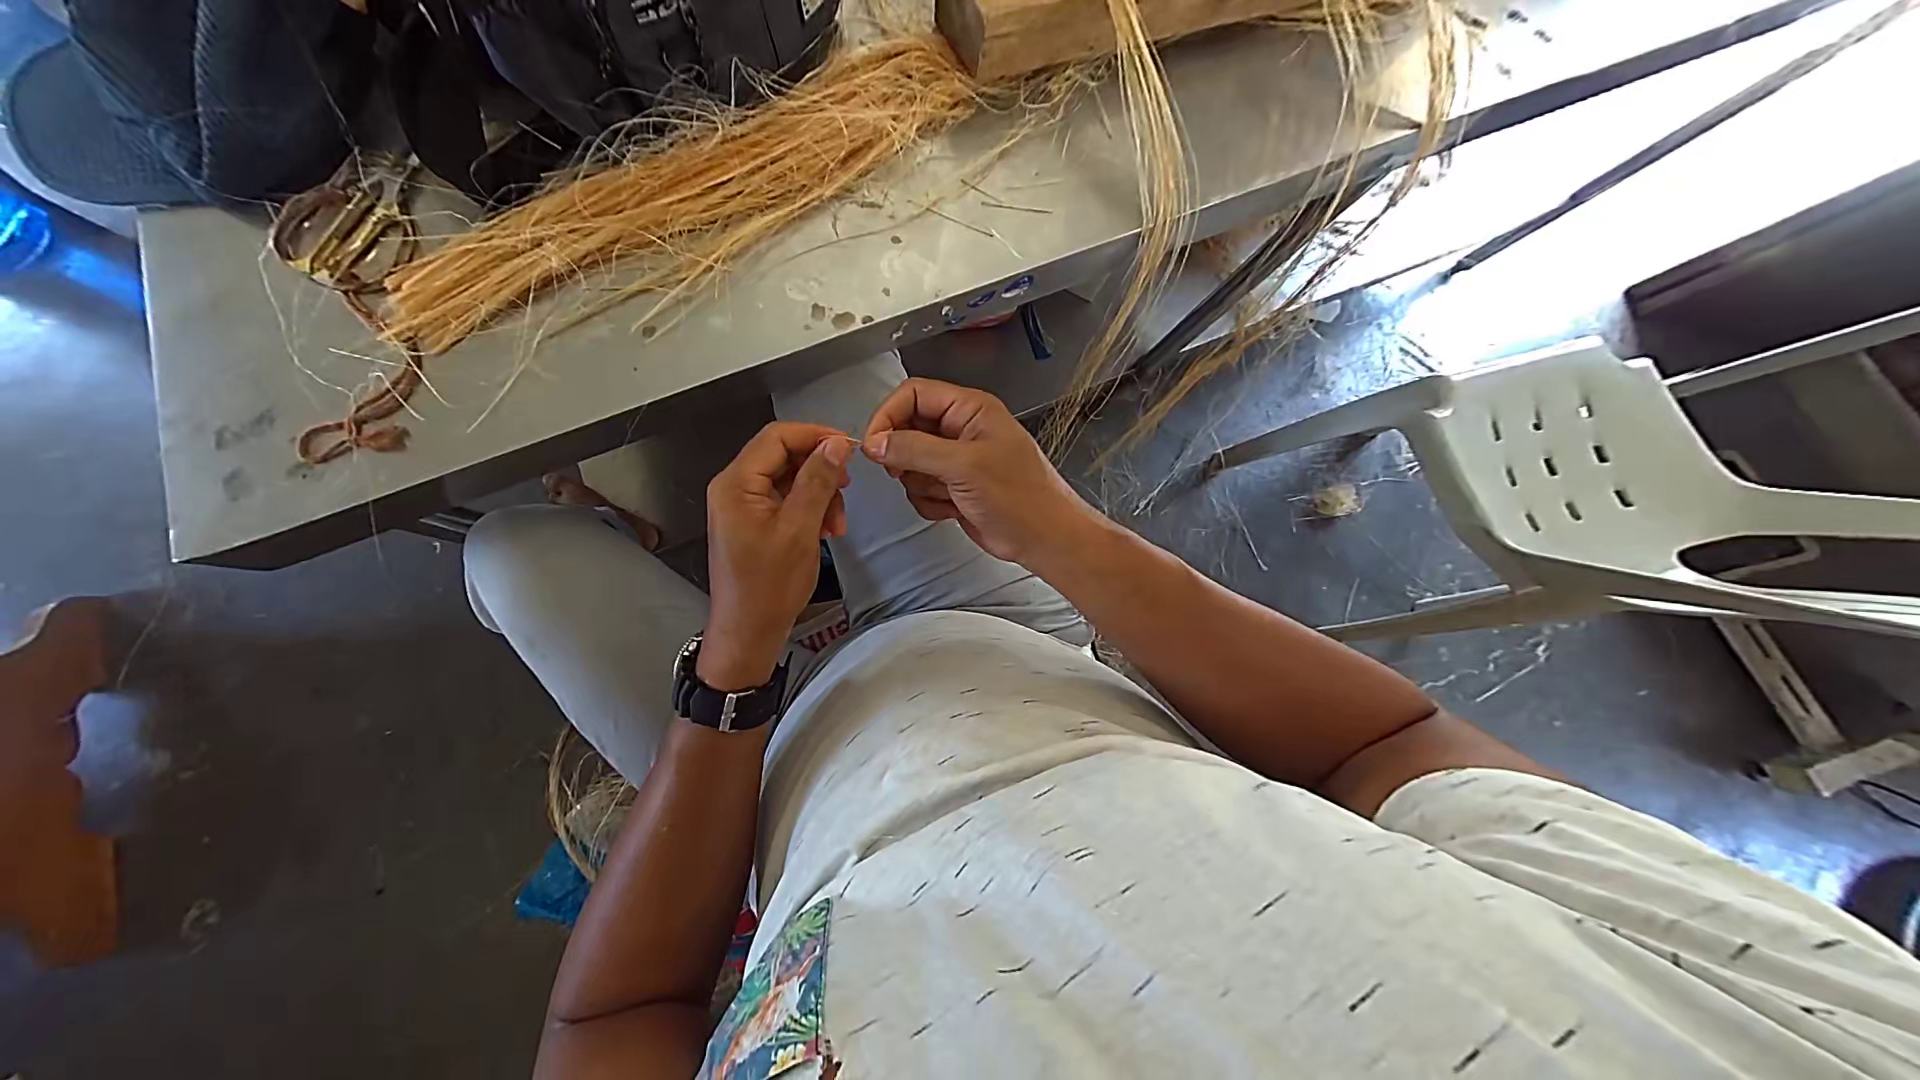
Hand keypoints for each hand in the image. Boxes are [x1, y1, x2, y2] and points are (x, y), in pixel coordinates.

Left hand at [702, 423, 853, 689]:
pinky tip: (824, 530)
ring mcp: (743, 506)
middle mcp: (734, 489)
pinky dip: (810, 510)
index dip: (816, 436)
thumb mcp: (800, 529)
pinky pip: (787, 500)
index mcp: (736, 484)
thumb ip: (818, 481)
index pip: (778, 437)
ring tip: (835, 524)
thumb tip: (836, 445)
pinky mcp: (754, 522)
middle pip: (784, 456)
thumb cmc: (767, 589)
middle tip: (846, 489)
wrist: (749, 631)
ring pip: (790, 479)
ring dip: (820, 494)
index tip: (848, 448)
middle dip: (820, 471)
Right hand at [862, 378, 1104, 568]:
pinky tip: (953, 508)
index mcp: (970, 409)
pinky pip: (920, 489)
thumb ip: (915, 449)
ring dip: (921, 484)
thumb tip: (877, 442)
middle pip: (907, 429)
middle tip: (905, 471)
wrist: (1042, 538)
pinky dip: (930, 502)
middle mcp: (962, 430)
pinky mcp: (954, 487)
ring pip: (910, 464)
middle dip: (904, 457)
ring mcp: (957, 460)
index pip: (914, 395)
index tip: (874, 443)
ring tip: (948, 493)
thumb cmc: (1023, 497)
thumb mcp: (964, 466)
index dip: (889, 416)